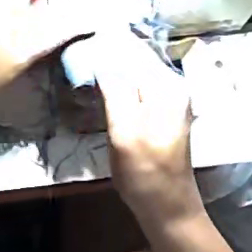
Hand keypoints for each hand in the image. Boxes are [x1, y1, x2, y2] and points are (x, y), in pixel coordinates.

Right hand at [96, 33, 204, 236]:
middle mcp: (172, 88)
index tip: (82, 42)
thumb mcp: (125, 132)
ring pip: (133, 76)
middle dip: (108, 56)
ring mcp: (168, 102)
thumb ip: (116, 93)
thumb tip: (102, 62)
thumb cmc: (145, 173)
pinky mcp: (159, 115)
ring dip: (111, 71)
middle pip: (134, 62)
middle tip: (78, 52)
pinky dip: (118, 86)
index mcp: (168, 87)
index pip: (132, 54)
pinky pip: (135, 90)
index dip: (106, 48)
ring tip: (85, 65)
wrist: (167, 209)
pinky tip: (101, 88)